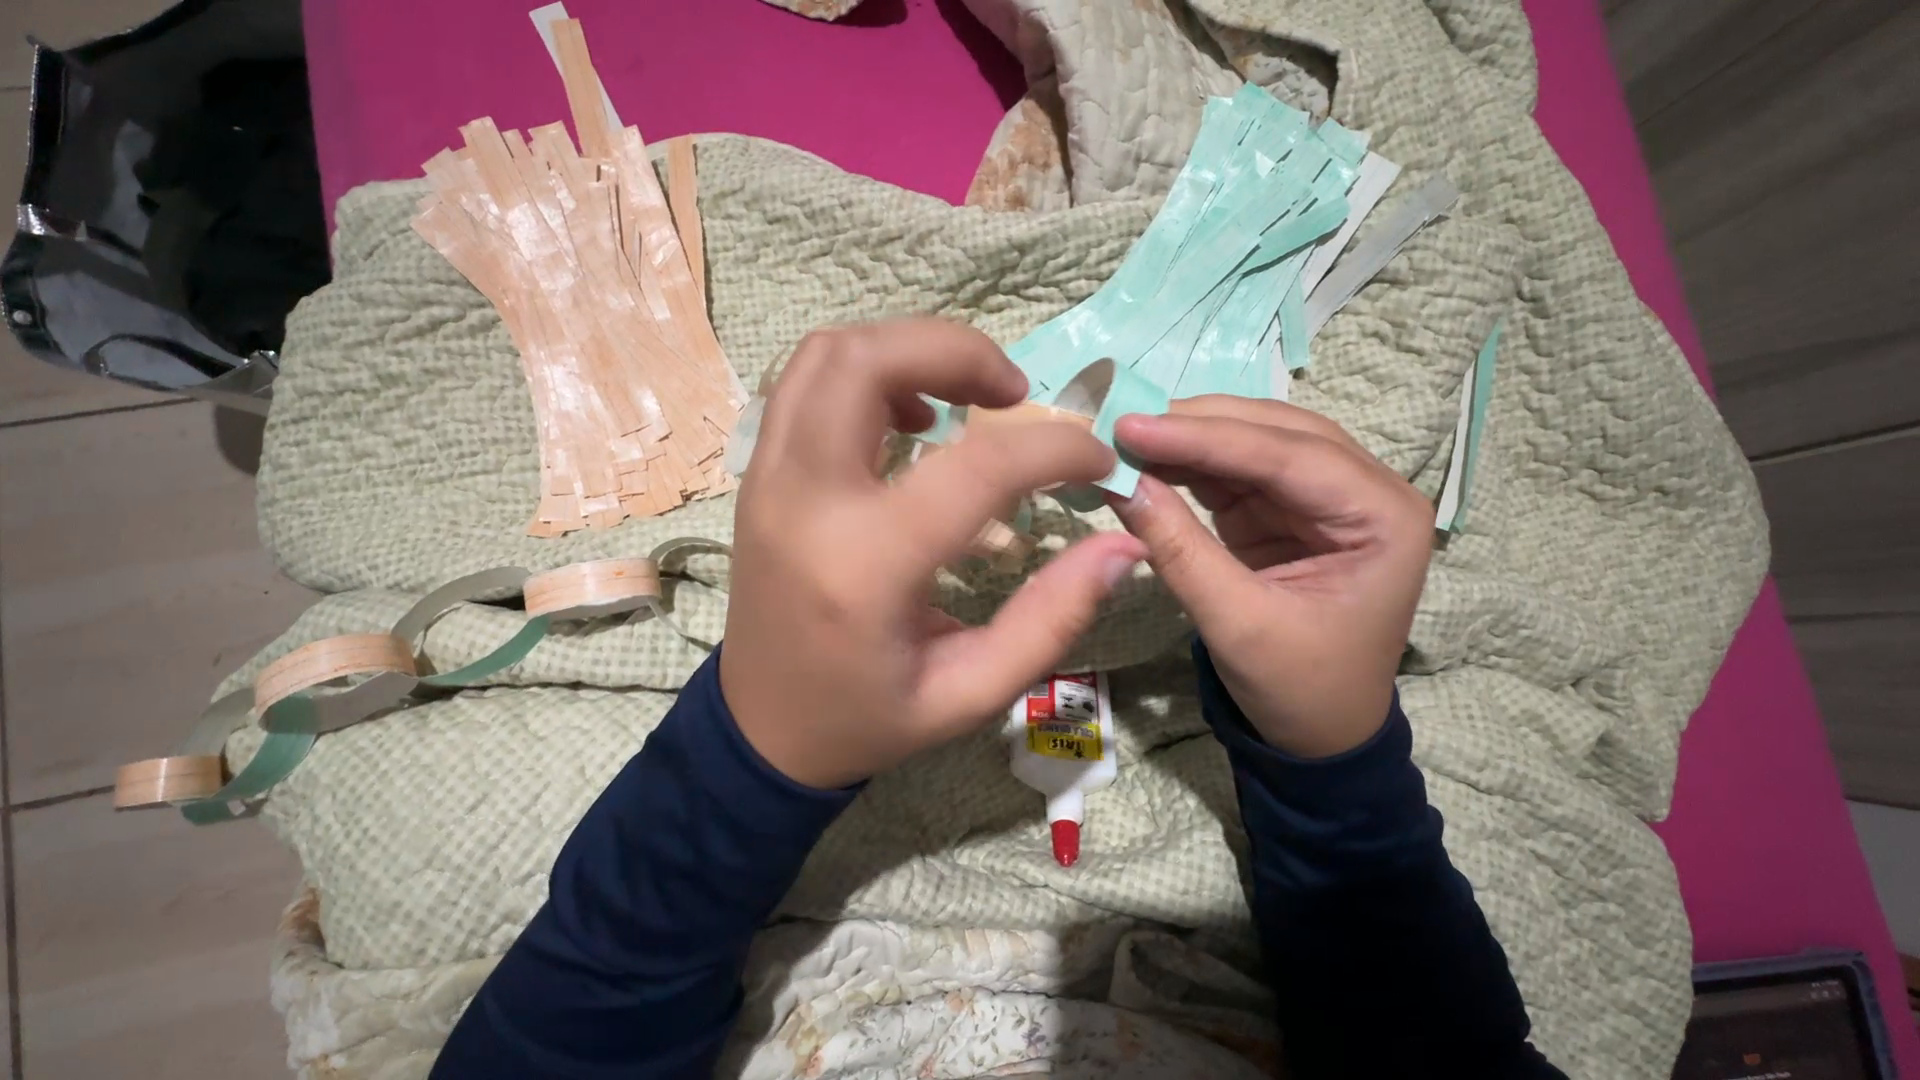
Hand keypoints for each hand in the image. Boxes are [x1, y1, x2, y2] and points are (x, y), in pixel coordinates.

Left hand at [721, 319, 1148, 788]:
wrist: (761, 730)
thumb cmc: (868, 717)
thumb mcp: (970, 693)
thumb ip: (1051, 620)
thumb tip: (1122, 547)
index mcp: (866, 565)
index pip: (976, 465)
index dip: (1053, 448)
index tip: (1093, 458)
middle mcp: (805, 501)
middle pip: (867, 360)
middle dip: (956, 350)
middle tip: (1013, 393)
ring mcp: (768, 479)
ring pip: (827, 355)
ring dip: (906, 350)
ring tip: (963, 398)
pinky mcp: (759, 476)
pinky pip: (805, 384)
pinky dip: (865, 373)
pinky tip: (909, 419)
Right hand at [1110, 396, 1431, 757]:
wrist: (1318, 733)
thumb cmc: (1298, 687)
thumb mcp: (1238, 623)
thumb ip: (1180, 549)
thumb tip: (1118, 483)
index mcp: (1382, 517)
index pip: (1288, 456)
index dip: (1205, 437)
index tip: (1133, 425)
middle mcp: (1363, 491)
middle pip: (1276, 434)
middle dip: (1198, 426)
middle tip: (1122, 421)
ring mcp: (1323, 497)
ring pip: (1252, 443)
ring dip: (1189, 438)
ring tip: (1125, 435)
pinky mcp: (1285, 511)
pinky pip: (1233, 473)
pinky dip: (1187, 465)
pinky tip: (1146, 458)